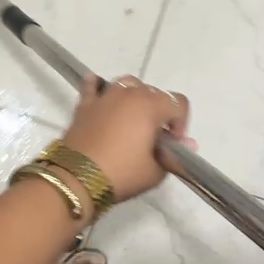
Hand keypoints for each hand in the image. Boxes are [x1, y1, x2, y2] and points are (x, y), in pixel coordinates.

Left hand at [60, 75, 190, 201]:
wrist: (76, 179)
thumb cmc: (122, 174)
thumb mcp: (155, 172)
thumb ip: (174, 156)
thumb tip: (186, 145)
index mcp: (151, 105)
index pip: (179, 103)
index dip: (181, 124)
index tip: (172, 145)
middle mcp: (130, 93)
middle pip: (154, 93)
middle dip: (159, 113)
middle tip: (153, 140)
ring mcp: (105, 96)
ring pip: (127, 85)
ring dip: (135, 98)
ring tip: (132, 121)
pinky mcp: (85, 104)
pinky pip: (93, 86)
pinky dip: (100, 88)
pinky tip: (102, 97)